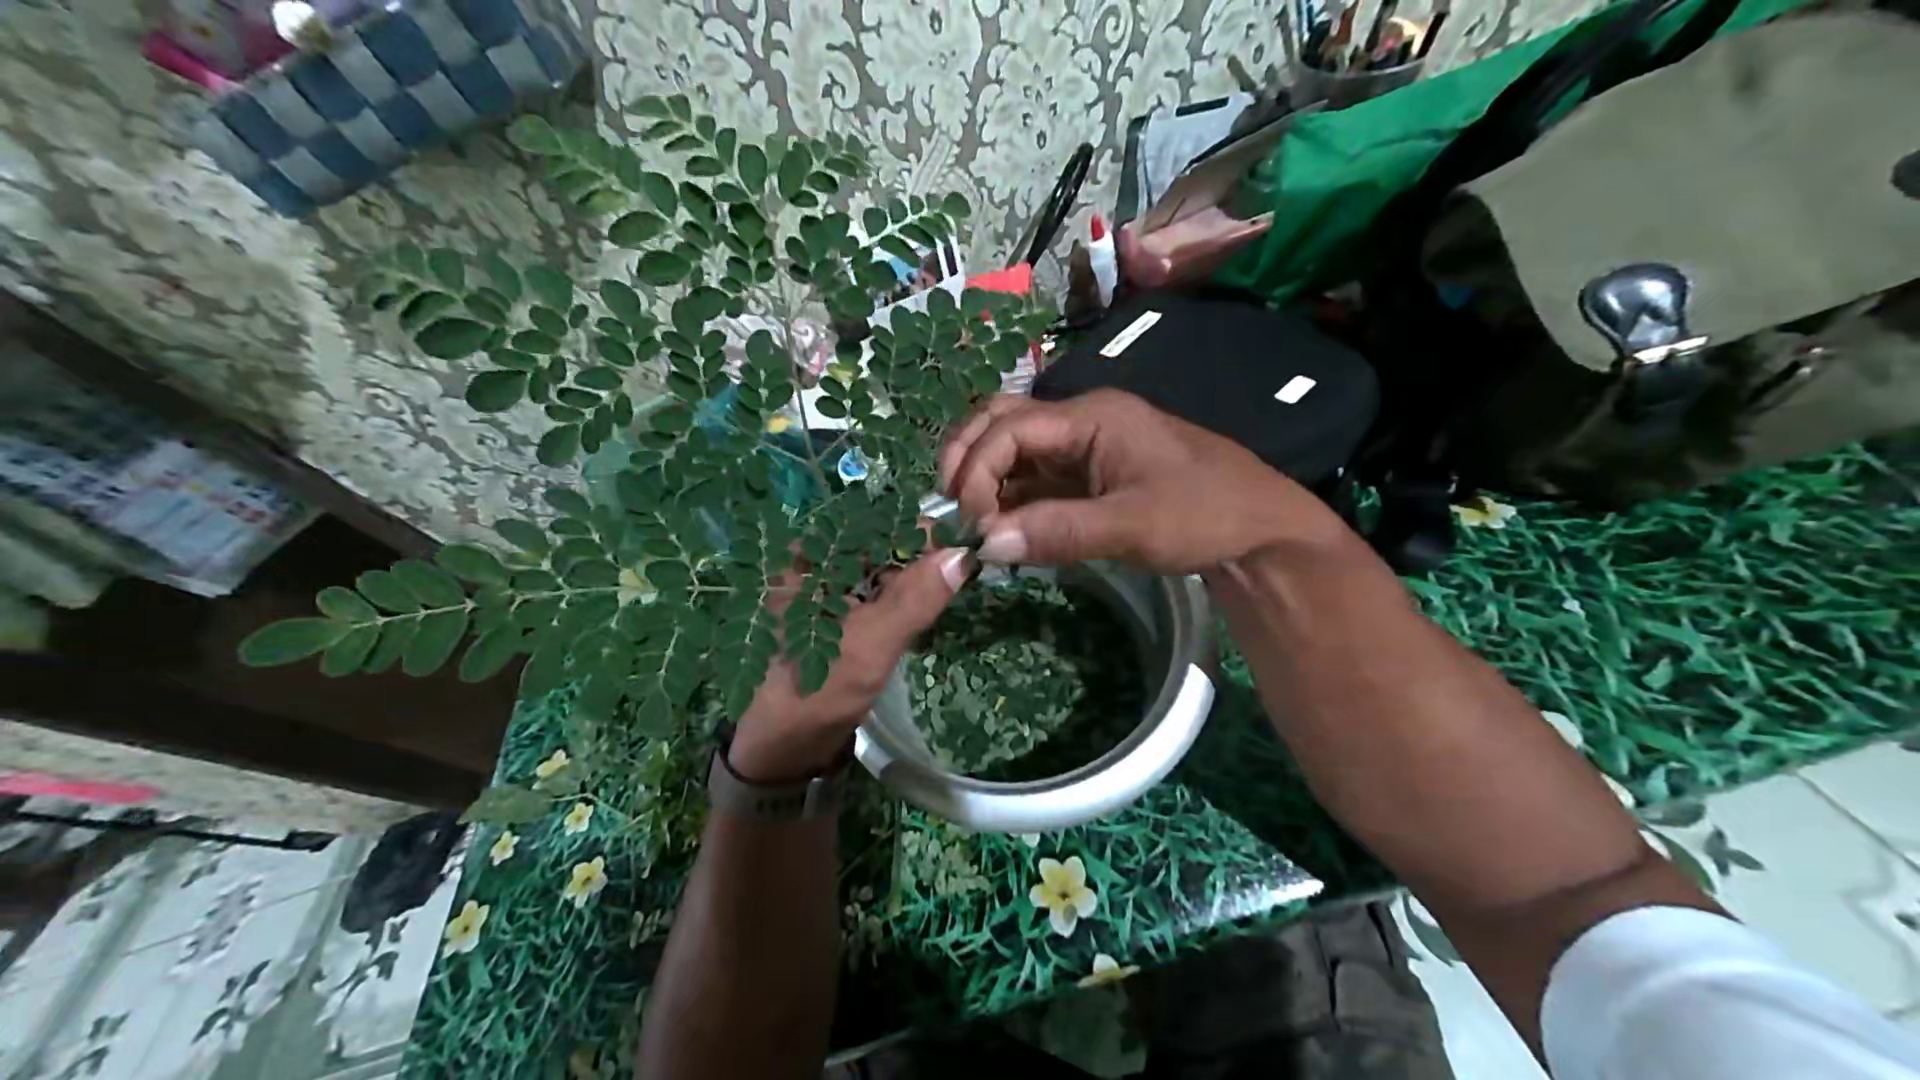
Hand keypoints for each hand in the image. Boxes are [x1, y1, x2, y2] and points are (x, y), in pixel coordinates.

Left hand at [729, 547, 973, 781]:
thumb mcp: (870, 644)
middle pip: (876, 544)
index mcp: (806, 560)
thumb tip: (962, 556)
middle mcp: (811, 565)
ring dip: (914, 576)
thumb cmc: (815, 692)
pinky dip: (900, 595)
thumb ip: (914, 599)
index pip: (871, 527)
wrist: (780, 750)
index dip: (918, 532)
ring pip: (878, 568)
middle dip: (920, 554)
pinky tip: (923, 604)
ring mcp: (820, 590)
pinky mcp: (831, 614)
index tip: (962, 546)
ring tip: (951, 582)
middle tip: (962, 569)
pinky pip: (872, 591)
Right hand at [939, 390, 1354, 573]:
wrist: (1258, 532)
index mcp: (1091, 416)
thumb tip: (985, 544)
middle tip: (950, 504)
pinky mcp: (1088, 475)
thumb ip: (1056, 532)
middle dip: (967, 458)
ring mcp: (1084, 447)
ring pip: (1014, 449)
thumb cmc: (1203, 515)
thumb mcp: (1131, 525)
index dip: (976, 468)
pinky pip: (1035, 478)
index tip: (972, 520)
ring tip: (972, 519)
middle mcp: (1081, 421)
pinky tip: (1002, 526)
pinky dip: (1010, 499)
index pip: (1010, 427)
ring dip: (985, 480)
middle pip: (1002, 421)